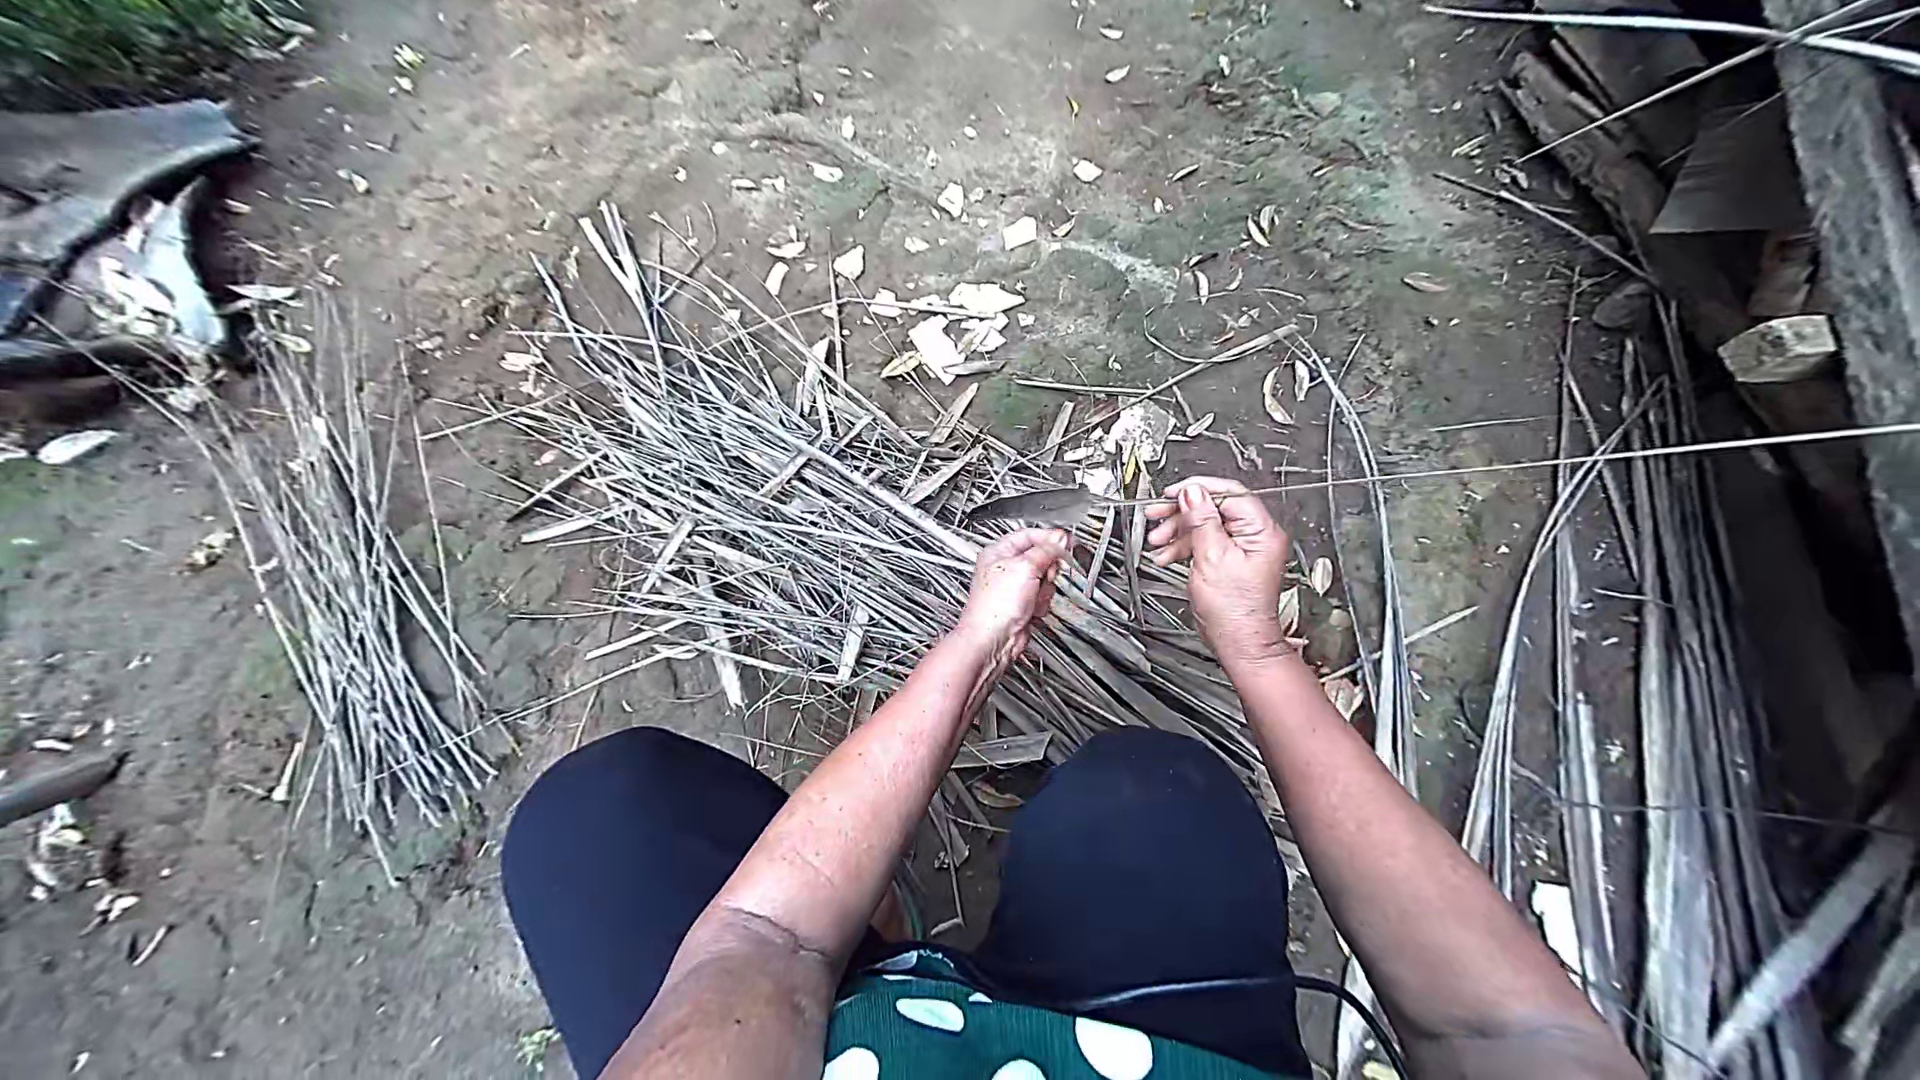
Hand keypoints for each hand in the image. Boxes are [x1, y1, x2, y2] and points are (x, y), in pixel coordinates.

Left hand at [955, 528, 1069, 669]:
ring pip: (1045, 579)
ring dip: (1044, 589)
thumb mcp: (1025, 568)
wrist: (993, 640)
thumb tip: (1059, 539)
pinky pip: (1043, 597)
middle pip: (1041, 558)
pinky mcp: (1023, 604)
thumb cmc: (995, 606)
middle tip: (1043, 575)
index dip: (1049, 538)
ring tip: (1033, 596)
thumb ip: (1046, 551)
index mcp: (999, 552)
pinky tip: (1032, 609)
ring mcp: (1015, 587)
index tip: (1066, 542)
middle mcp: (1006, 568)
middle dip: (1047, 569)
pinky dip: (1042, 603)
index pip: (1030, 535)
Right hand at [1145, 476, 1291, 664]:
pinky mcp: (1230, 560)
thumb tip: (1193, 492)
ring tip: (1158, 540)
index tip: (1173, 494)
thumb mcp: (1212, 557)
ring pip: (1205, 525)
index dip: (1197, 490)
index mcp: (1261, 530)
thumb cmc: (1235, 610)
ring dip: (1177, 531)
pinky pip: (1204, 542)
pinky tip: (1167, 554)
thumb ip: (1201, 520)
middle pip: (1214, 508)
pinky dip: (1183, 546)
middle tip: (1157, 514)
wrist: (1237, 641)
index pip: (1229, 494)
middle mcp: (1256, 536)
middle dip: (1181, 512)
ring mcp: (1243, 548)